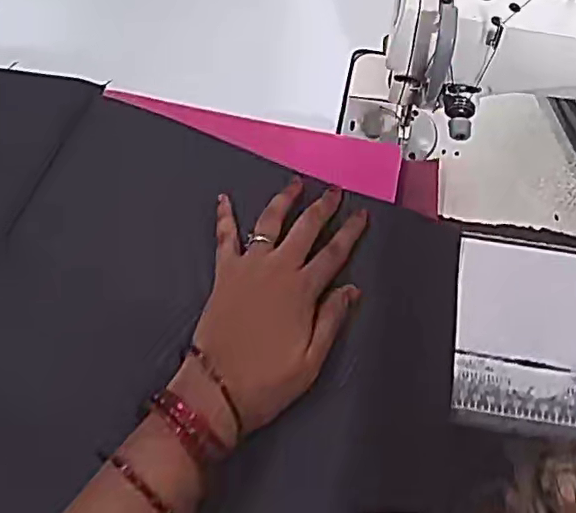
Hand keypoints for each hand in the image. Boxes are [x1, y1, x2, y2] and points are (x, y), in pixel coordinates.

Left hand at [193, 179, 368, 433]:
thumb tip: (351, 289)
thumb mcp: (310, 362)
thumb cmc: (265, 382)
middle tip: (334, 191)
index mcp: (302, 289)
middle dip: (323, 206)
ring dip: (284, 200)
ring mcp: (249, 265)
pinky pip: (225, 236)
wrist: (214, 390)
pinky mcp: (224, 271)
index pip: (334, 253)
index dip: (350, 232)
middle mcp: (278, 268)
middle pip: (306, 227)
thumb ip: (332, 320)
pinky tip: (224, 199)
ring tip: (295, 184)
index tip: (360, 215)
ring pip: (270, 221)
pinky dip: (225, 216)